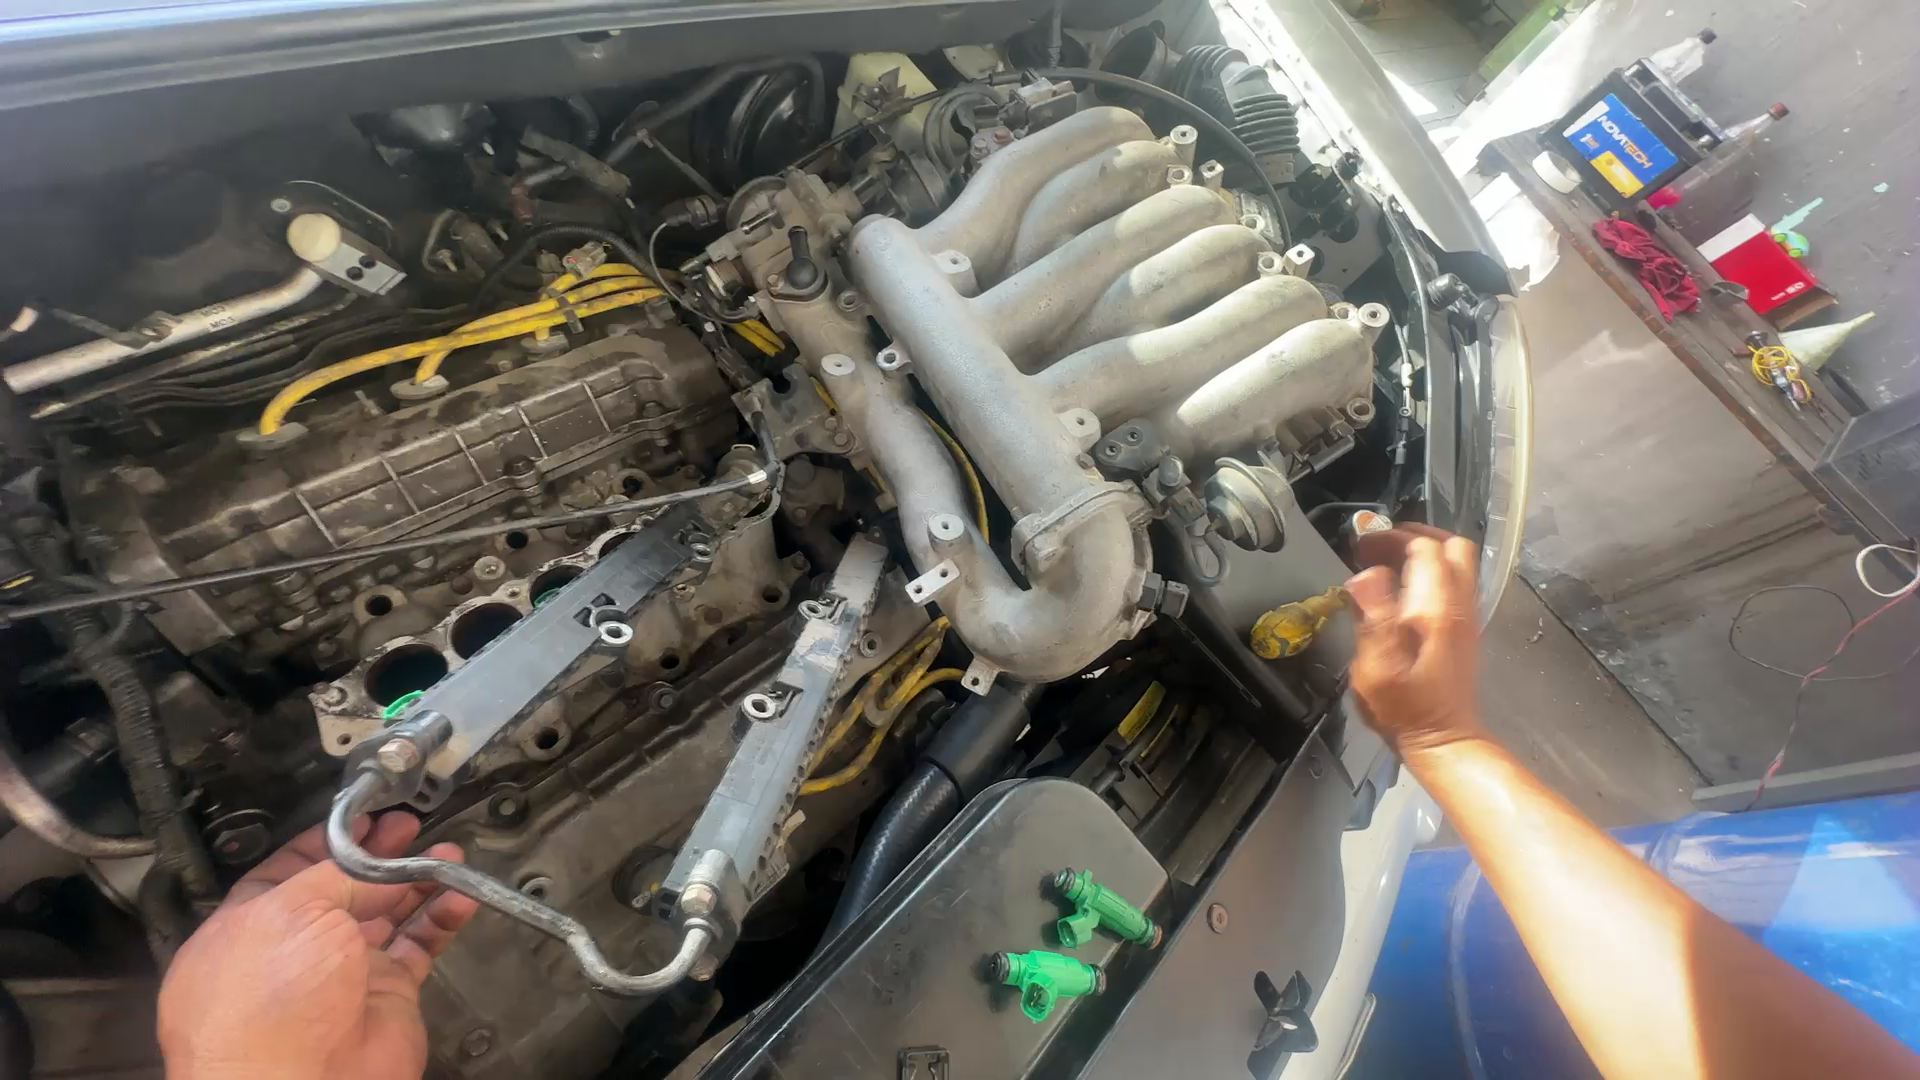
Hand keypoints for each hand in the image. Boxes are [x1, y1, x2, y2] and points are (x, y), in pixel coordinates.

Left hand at [158, 813, 480, 1079]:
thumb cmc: (271, 1002)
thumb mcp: (293, 912)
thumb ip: (342, 875)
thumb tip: (383, 863)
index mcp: (245, 934)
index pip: (286, 873)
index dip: (327, 842)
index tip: (365, 816)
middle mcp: (293, 952)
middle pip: (346, 888)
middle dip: (382, 855)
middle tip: (411, 827)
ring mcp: (343, 972)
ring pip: (390, 910)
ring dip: (422, 879)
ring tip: (450, 854)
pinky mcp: (388, 990)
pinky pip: (423, 942)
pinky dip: (446, 915)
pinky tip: (462, 894)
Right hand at [1345, 523, 1487, 757]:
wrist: (1443, 739)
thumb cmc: (1403, 706)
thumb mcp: (1375, 665)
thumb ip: (1372, 616)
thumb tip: (1364, 574)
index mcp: (1435, 608)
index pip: (1424, 549)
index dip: (1390, 538)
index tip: (1358, 546)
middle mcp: (1458, 605)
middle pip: (1452, 547)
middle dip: (1413, 536)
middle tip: (1375, 545)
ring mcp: (1466, 616)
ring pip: (1458, 562)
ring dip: (1423, 551)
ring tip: (1385, 560)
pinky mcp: (1464, 628)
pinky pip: (1455, 581)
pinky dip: (1429, 570)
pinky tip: (1401, 586)